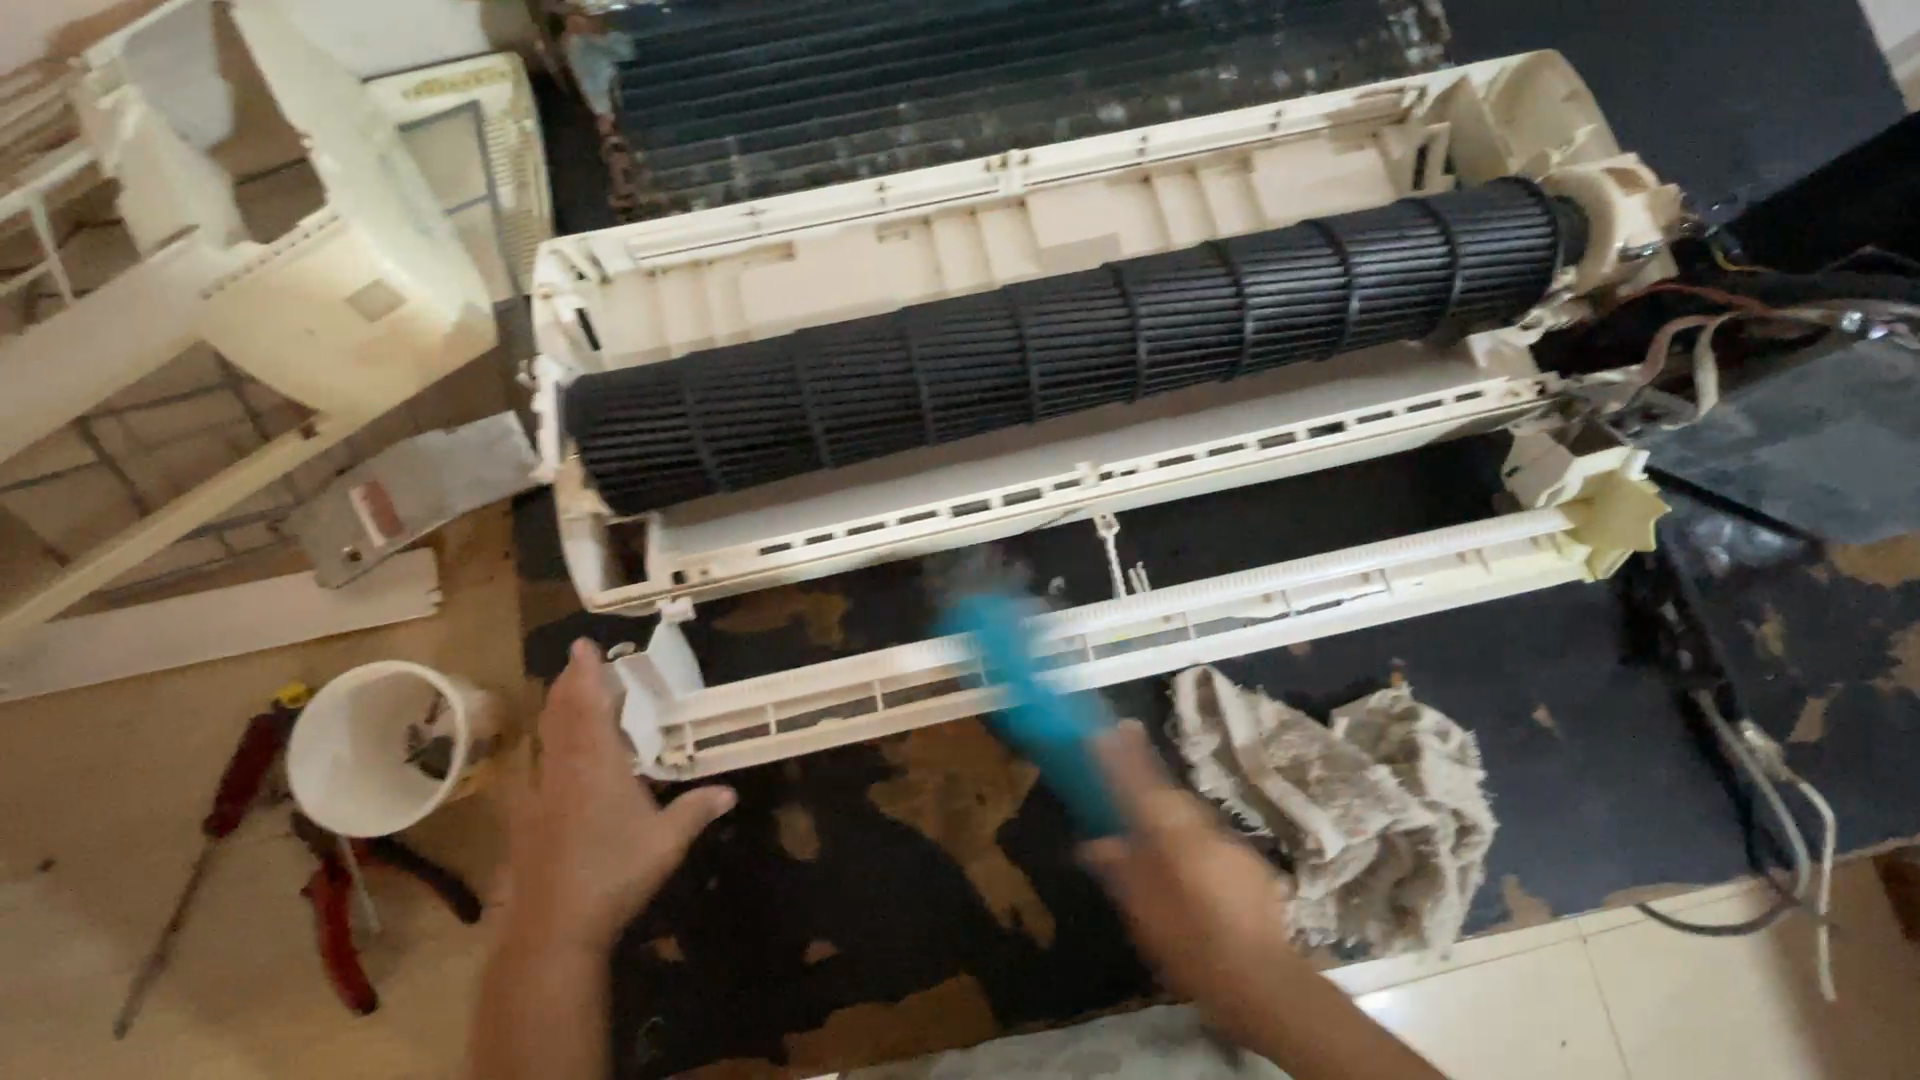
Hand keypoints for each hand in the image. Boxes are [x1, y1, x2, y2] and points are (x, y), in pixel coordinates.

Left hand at [501, 639, 735, 953]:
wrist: (553, 926)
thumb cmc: (615, 872)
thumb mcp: (668, 841)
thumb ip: (697, 810)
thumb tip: (729, 792)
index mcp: (597, 764)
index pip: (589, 705)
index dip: (586, 673)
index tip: (583, 645)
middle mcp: (564, 770)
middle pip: (561, 715)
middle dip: (569, 684)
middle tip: (577, 663)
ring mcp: (539, 795)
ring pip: (545, 740)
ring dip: (555, 713)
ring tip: (566, 699)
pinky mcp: (527, 821)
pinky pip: (536, 770)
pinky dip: (547, 751)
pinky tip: (552, 764)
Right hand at [1080, 722, 1302, 1049]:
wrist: (1266, 984)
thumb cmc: (1195, 949)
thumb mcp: (1146, 915)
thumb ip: (1123, 871)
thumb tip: (1096, 843)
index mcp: (1177, 839)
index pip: (1144, 787)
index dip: (1127, 757)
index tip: (1114, 727)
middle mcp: (1208, 833)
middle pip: (1171, 796)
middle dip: (1149, 778)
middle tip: (1128, 761)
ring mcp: (1235, 849)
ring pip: (1193, 818)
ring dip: (1170, 812)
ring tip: (1151, 823)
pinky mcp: (1254, 870)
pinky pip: (1212, 841)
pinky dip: (1193, 841)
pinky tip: (1190, 869)